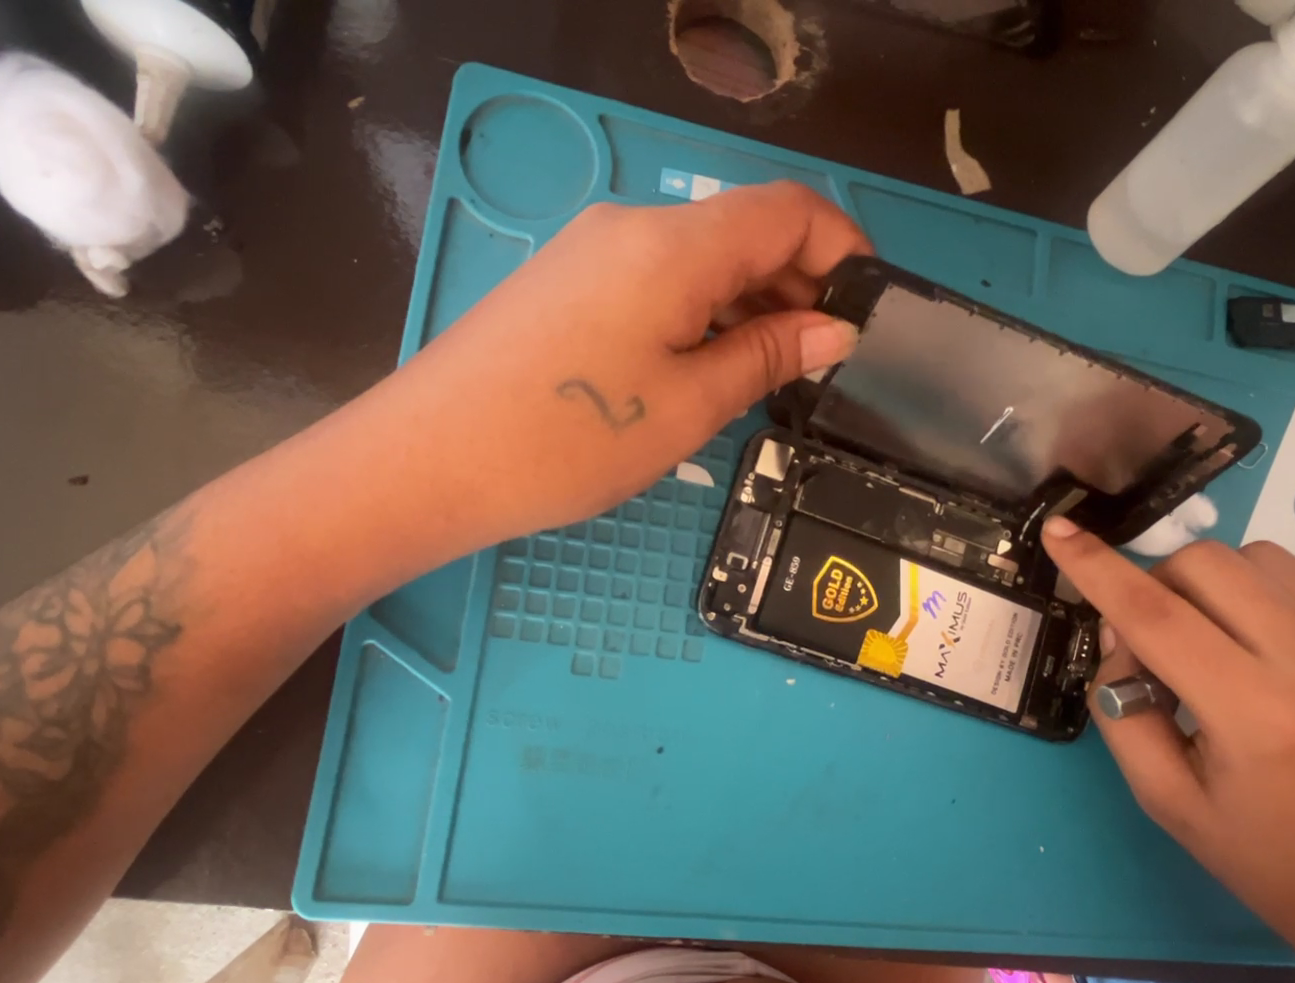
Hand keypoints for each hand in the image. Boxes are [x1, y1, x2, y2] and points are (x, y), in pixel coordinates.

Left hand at [382, 181, 869, 547]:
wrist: (427, 461)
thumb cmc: (570, 441)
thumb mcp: (688, 405)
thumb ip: (769, 356)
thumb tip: (836, 330)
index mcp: (675, 245)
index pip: (789, 209)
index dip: (843, 248)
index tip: (867, 311)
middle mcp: (633, 226)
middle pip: (744, 229)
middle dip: (799, 284)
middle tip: (824, 360)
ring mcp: (592, 249)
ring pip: (701, 258)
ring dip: (750, 303)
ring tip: (772, 375)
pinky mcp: (566, 281)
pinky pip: (657, 279)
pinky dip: (701, 312)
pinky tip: (708, 366)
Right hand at [1040, 522, 1294, 982]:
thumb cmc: (1273, 864)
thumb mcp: (1167, 802)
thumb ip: (1122, 711)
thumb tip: (1120, 635)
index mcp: (1256, 716)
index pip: (1155, 614)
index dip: (1096, 566)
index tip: (1059, 529)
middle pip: (1207, 564)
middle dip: (1159, 584)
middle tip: (1156, 639)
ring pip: (1260, 557)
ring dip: (1215, 584)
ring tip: (1218, 640)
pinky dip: (1270, 588)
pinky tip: (1271, 638)